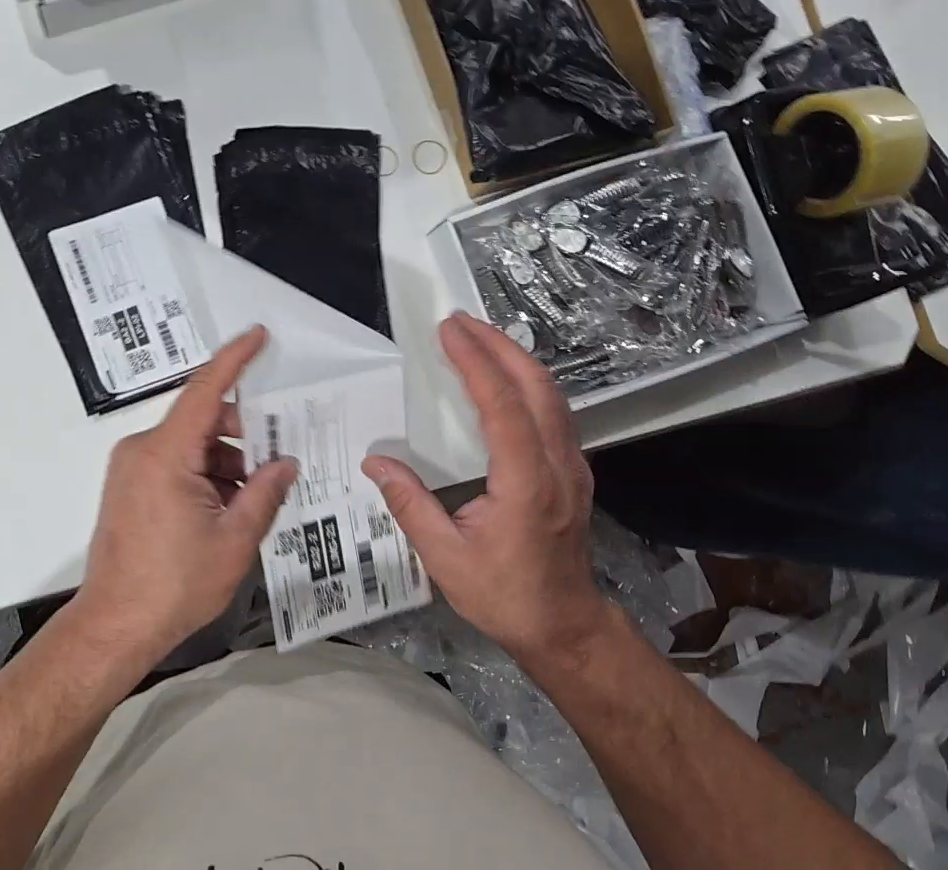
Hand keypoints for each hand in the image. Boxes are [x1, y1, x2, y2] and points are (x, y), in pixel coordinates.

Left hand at [72, 326, 298, 667]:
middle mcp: (143, 451)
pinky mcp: (129, 488)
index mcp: (166, 454)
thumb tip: (285, 464)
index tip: (259, 336)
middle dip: (244, 433)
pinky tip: (229, 507)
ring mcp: (131, 469)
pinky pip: (175, 464)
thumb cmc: (175, 584)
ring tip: (255, 497)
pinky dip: (205, 475)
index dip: (235, 359)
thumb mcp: (235, 540)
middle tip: (279, 456)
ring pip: (191, 445)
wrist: (116, 624)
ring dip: (226, 461)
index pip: (206, 390)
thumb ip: (265, 493)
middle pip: (202, 420)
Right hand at [362, 313, 611, 663]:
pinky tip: (503, 380)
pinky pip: (553, 412)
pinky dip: (526, 383)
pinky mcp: (572, 472)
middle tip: (461, 322)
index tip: (449, 331)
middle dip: (499, 345)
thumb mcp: (445, 558)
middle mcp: (557, 465)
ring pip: (552, 395)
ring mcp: (572, 466)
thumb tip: (375, 463)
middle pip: (537, 386)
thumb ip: (411, 506)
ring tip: (479, 338)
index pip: (503, 406)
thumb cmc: (504, 595)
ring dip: (516, 360)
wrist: (564, 626)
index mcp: (527, 483)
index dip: (477, 362)